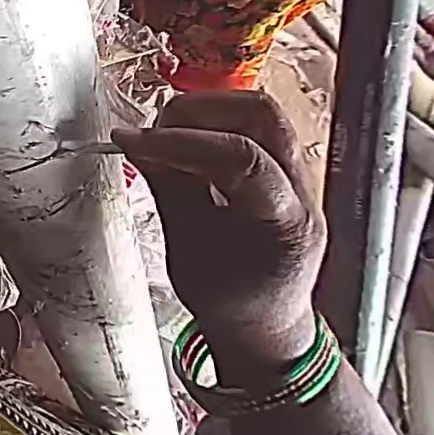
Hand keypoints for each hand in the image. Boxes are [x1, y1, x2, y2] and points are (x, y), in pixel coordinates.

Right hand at [112, 92, 323, 382]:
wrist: (267, 323)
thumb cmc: (227, 297)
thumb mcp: (187, 247)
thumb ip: (169, 188)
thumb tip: (137, 144)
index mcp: (284, 220)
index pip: (241, 157)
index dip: (179, 142)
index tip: (131, 141)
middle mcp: (302, 190)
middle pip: (262, 115)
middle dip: (197, 111)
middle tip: (153, 130)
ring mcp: (298, 176)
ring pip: (258, 112)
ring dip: (203, 111)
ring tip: (164, 135)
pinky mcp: (282, 170)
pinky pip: (249, 126)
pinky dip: (209, 122)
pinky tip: (179, 142)